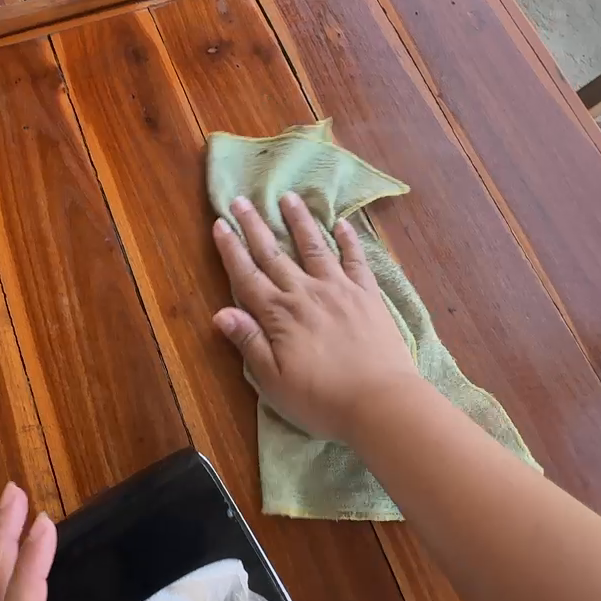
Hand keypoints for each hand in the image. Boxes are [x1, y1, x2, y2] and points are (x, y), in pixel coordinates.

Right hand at [211, 192, 424, 443]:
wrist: (381, 403)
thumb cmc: (321, 400)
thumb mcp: (273, 381)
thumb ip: (249, 342)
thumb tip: (220, 312)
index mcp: (278, 315)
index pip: (247, 275)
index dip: (231, 249)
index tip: (220, 223)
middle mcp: (305, 293)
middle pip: (274, 253)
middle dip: (255, 225)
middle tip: (241, 199)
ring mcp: (339, 290)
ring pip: (313, 247)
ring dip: (298, 221)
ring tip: (288, 197)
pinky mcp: (367, 295)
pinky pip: (355, 260)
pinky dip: (348, 240)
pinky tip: (341, 223)